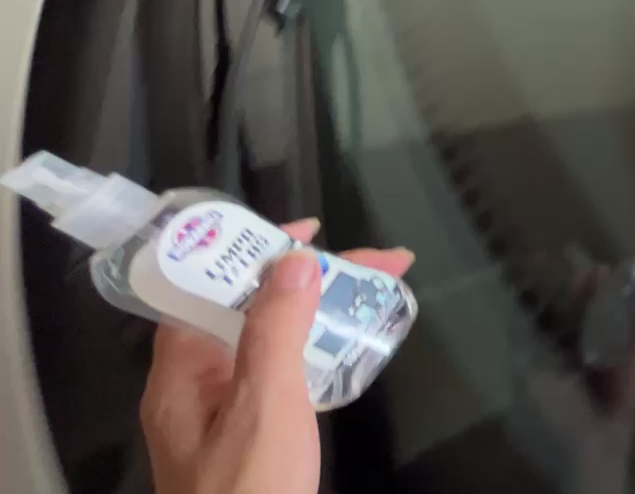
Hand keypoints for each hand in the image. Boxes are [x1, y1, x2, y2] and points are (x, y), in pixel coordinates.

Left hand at [141, 219, 413, 493]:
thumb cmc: (251, 484)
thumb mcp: (266, 405)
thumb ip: (276, 333)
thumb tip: (292, 259)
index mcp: (184, 376)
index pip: (204, 293)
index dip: (249, 254)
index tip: (308, 230)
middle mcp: (201, 384)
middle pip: (253, 307)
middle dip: (315, 274)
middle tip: (382, 258)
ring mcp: (230, 404)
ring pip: (278, 330)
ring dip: (328, 299)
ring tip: (385, 282)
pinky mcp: (259, 420)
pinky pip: (290, 357)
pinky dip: (326, 332)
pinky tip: (357, 330)